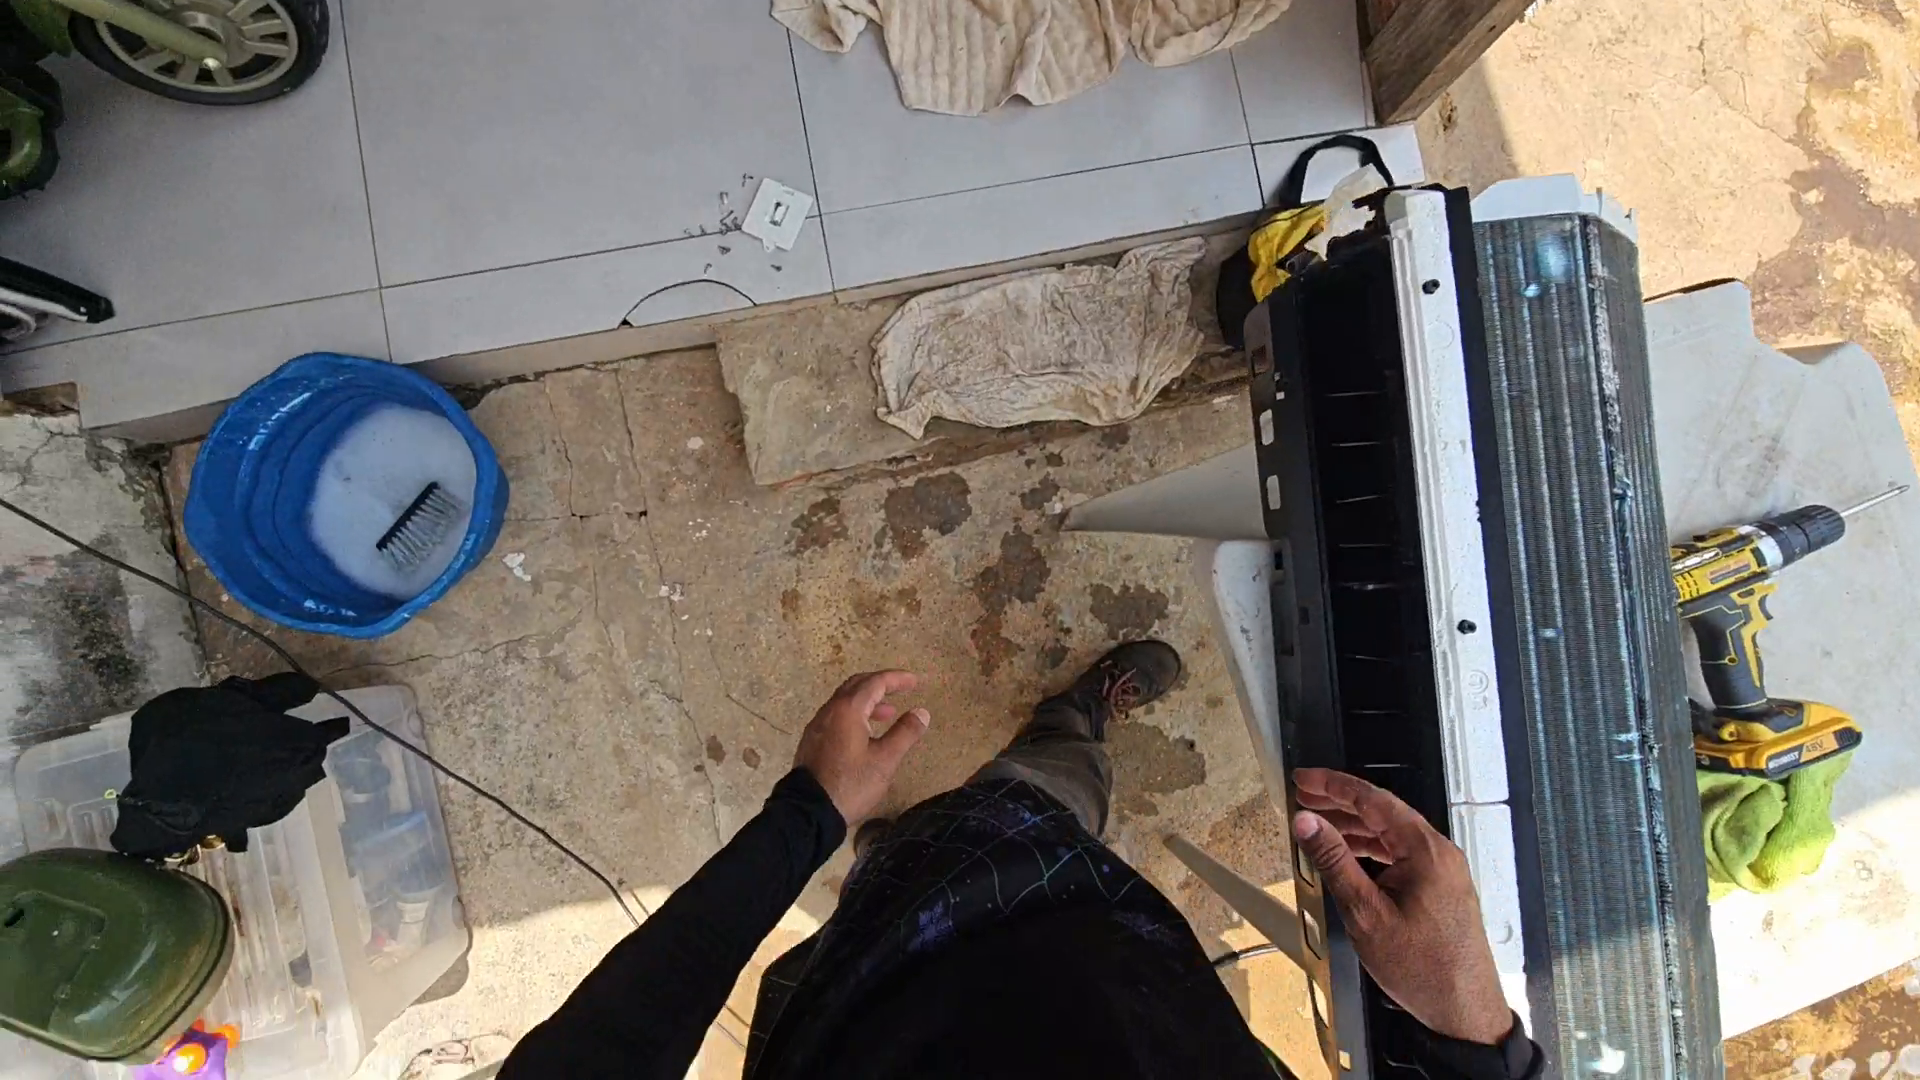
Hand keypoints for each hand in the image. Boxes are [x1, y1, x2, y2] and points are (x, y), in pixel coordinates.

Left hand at [793, 671, 930, 825]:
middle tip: (901, 690)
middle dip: (880, 684)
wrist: (808, 812)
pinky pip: (837, 715)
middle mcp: (830, 711)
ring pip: (845, 701)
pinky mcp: (813, 741)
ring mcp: (818, 725)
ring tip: (888, 714)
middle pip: (856, 685)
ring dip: (868, 701)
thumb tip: (921, 712)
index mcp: (848, 710)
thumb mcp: (885, 760)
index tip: (915, 682)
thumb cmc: (850, 784)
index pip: (875, 682)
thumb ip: (905, 733)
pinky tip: (865, 732)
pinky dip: (855, 714)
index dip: (896, 679)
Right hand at [1291, 768, 1511, 1045]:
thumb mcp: (1365, 912)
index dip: (1332, 784)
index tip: (1304, 779)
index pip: (1372, 799)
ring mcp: (1442, 870)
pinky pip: (1398, 850)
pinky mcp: (1439, 886)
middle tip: (1303, 794)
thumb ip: (1333, 859)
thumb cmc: (1422, 969)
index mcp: (1426, 852)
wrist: (1464, 1018)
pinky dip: (1367, 844)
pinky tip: (1344, 850)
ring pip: (1389, 830)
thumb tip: (1307, 820)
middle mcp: (1439, 853)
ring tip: (1316, 821)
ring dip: (1351, 823)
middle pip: (1382, 810)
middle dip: (1338, 800)